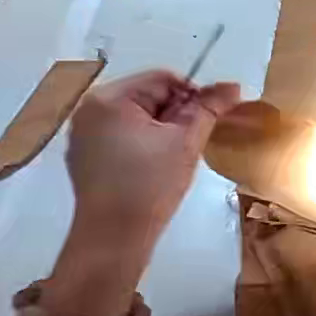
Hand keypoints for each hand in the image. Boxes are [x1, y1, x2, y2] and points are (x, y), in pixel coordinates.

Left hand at [47, 71, 238, 315]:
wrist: (114, 237)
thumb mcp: (186, 142)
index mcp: (110, 98)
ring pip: (136, 118)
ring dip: (162, 129)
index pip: (163, 79)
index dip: (193, 95)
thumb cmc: (151, 184)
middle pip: (148, 96)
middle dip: (176, 114)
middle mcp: (89, 109)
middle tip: (194, 141)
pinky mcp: (84, 157)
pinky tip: (155, 168)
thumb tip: (233, 86)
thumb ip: (209, 108)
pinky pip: (121, 136)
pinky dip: (143, 144)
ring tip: (176, 156)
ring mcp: (83, 134)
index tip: (208, 122)